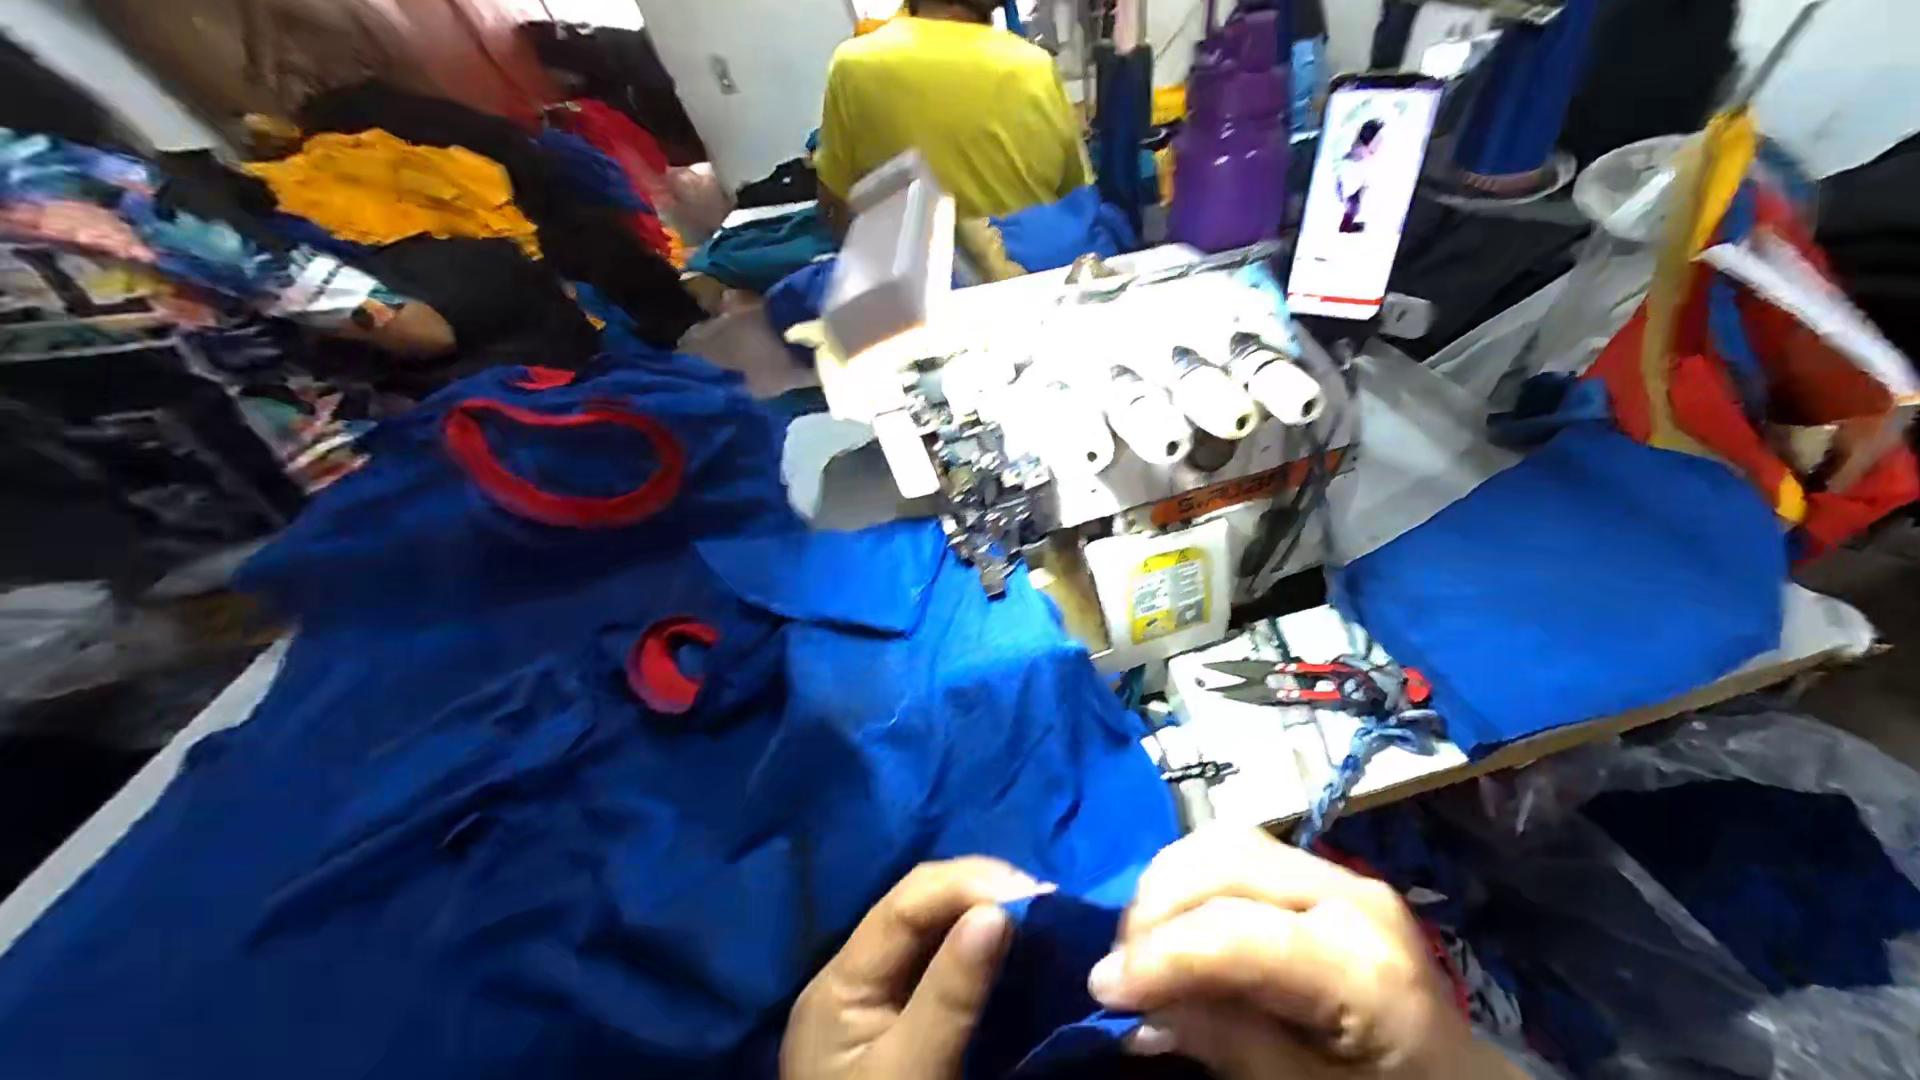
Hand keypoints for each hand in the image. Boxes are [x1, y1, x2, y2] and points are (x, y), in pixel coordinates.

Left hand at [781, 858, 1047, 1079]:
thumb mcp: (910, 1076)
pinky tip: (1014, 943)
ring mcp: (881, 989)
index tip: (1031, 892)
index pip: (905, 903)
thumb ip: (949, 996)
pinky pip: (943, 956)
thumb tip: (997, 912)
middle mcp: (857, 969)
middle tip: (1044, 900)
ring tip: (1038, 913)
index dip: (966, 884)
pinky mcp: (906, 1009)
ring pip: (933, 924)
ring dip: (984, 909)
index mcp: (842, 979)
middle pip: (918, 904)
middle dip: (979, 889)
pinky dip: (981, 942)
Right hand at [1088, 828, 1525, 1079]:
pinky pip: (1234, 847)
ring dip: (1166, 883)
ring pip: (1221, 841)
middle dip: (1154, 909)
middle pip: (1223, 864)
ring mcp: (1336, 872)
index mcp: (1365, 966)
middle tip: (1118, 966)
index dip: (1160, 955)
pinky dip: (1189, 874)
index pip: (1236, 933)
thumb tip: (1139, 1010)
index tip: (1103, 989)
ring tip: (1141, 942)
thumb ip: (1229, 1046)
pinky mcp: (1317, 870)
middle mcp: (1350, 894)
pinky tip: (1173, 916)